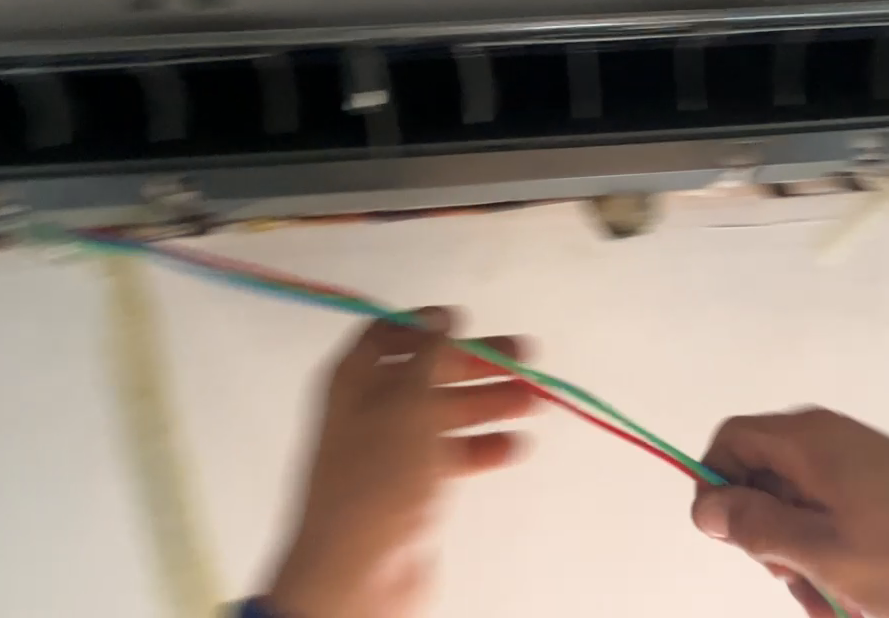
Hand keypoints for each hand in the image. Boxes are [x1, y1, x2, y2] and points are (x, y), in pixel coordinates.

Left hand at [266, 308, 535, 617]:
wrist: (355, 572)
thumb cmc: (378, 471)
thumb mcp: (407, 399)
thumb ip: (429, 352)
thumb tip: (442, 316)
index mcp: (357, 378)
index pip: (388, 333)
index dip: (425, 322)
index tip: (464, 318)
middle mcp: (372, 406)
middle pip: (430, 370)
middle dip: (477, 363)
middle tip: (525, 356)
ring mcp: (391, 448)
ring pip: (446, 412)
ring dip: (488, 403)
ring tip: (533, 401)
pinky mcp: (410, 486)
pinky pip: (450, 454)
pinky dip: (480, 447)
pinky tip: (512, 446)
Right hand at [691, 408, 888, 617]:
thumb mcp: (828, 555)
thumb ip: (758, 526)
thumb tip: (703, 503)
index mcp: (811, 439)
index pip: (732, 440)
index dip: (717, 486)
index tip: (733, 543)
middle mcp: (830, 439)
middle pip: (763, 474)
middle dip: (767, 533)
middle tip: (797, 580)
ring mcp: (861, 464)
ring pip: (798, 504)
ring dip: (803, 556)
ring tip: (839, 602)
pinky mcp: (886, 490)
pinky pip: (835, 516)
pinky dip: (835, 556)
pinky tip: (862, 598)